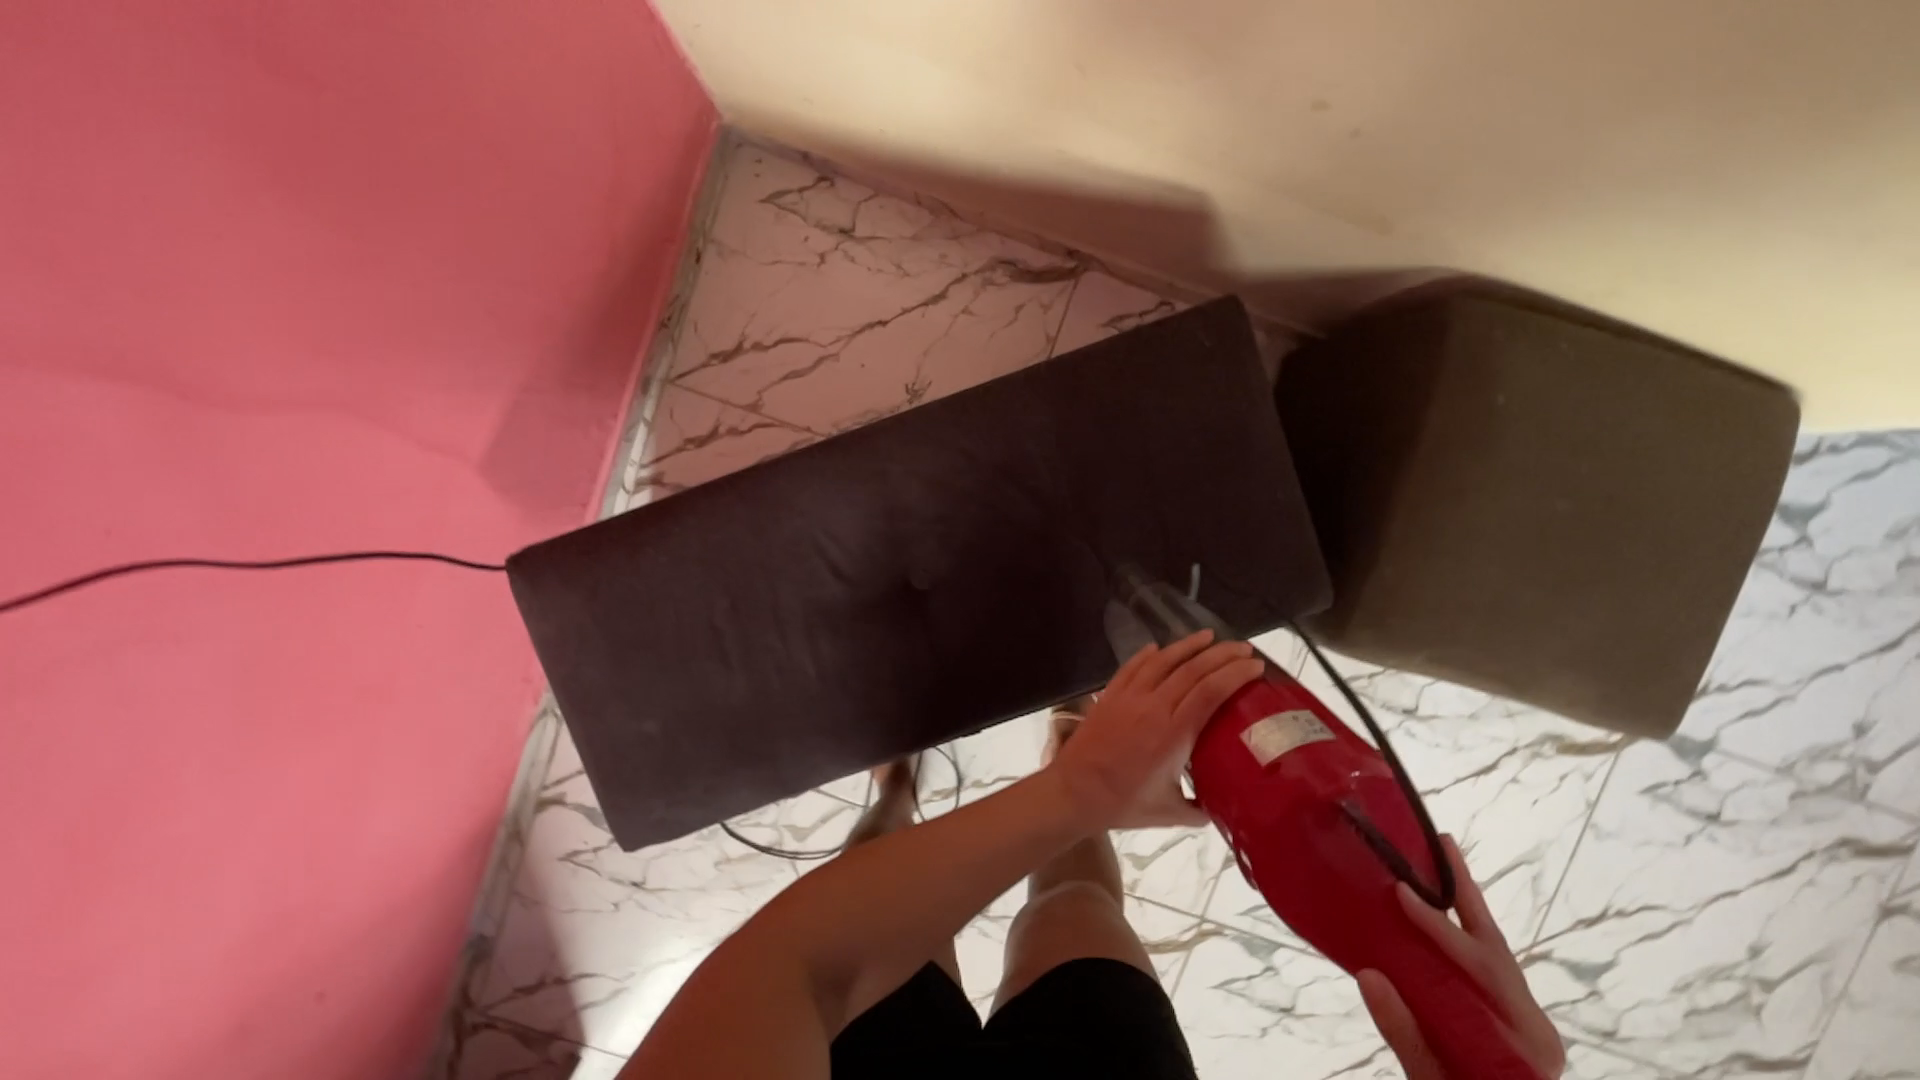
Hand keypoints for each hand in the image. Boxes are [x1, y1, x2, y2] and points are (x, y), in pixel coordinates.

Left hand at [1048, 631, 1263, 829]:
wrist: (1073, 792)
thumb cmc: (1122, 804)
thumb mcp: (1169, 812)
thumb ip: (1199, 809)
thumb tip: (1223, 808)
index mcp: (1174, 733)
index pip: (1211, 691)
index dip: (1235, 674)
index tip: (1256, 665)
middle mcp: (1153, 707)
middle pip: (1193, 669)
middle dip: (1222, 654)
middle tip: (1244, 648)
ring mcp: (1128, 697)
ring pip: (1162, 661)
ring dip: (1188, 645)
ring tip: (1209, 636)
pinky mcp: (1109, 696)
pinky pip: (1132, 667)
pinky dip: (1148, 654)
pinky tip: (1159, 647)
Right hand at [1357, 837, 1564, 1078]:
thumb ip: (1408, 1035)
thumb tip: (1368, 976)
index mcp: (1527, 1037)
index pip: (1483, 968)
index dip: (1441, 929)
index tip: (1404, 894)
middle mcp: (1530, 1019)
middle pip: (1492, 944)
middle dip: (1463, 892)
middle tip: (1437, 842)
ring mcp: (1518, 1017)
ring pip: (1488, 948)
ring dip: (1460, 902)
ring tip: (1438, 855)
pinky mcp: (1498, 1016)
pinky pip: (1476, 964)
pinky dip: (1454, 929)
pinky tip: (1432, 906)